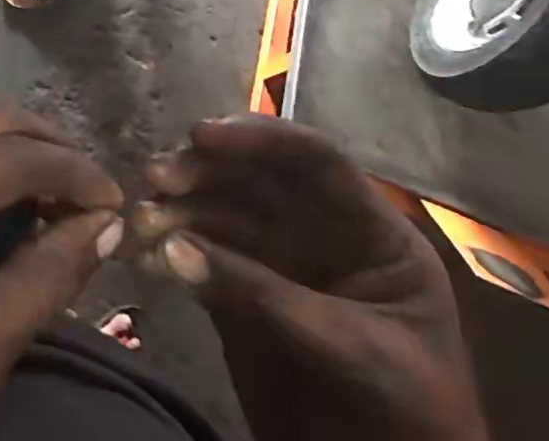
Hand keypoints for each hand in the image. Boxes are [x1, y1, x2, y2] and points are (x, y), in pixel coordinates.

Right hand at [135, 116, 487, 440]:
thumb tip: (173, 246)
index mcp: (367, 228)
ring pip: (222, 212)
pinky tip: (145, 251)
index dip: (258, 137)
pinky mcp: (243, 295)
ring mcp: (278, 261)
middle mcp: (318, 230)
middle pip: (255, 177)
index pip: (314, 160)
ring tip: (141, 217)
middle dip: (205, 170)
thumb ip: (262, 295)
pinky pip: (202, 259)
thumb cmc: (407, 415)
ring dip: (180, 208)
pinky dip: (172, 251)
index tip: (200, 135)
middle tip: (157, 175)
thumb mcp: (350, 349)